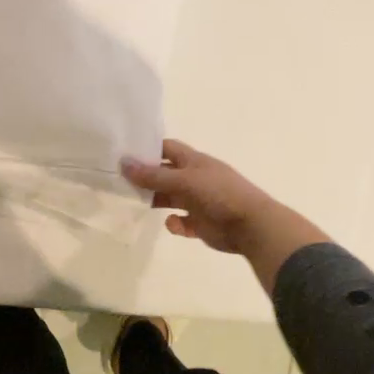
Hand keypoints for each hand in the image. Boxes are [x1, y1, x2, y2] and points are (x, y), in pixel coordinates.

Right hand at [121, 139, 280, 252]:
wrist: (252, 226)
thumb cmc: (219, 194)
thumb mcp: (184, 180)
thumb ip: (153, 175)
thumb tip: (123, 163)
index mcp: (194, 162)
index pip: (167, 148)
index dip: (148, 148)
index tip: (124, 153)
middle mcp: (195, 179)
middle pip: (164, 174)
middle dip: (146, 177)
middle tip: (120, 181)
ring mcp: (198, 201)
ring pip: (170, 197)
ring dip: (155, 200)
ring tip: (136, 202)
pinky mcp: (201, 224)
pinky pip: (181, 222)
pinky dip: (174, 224)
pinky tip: (173, 224)